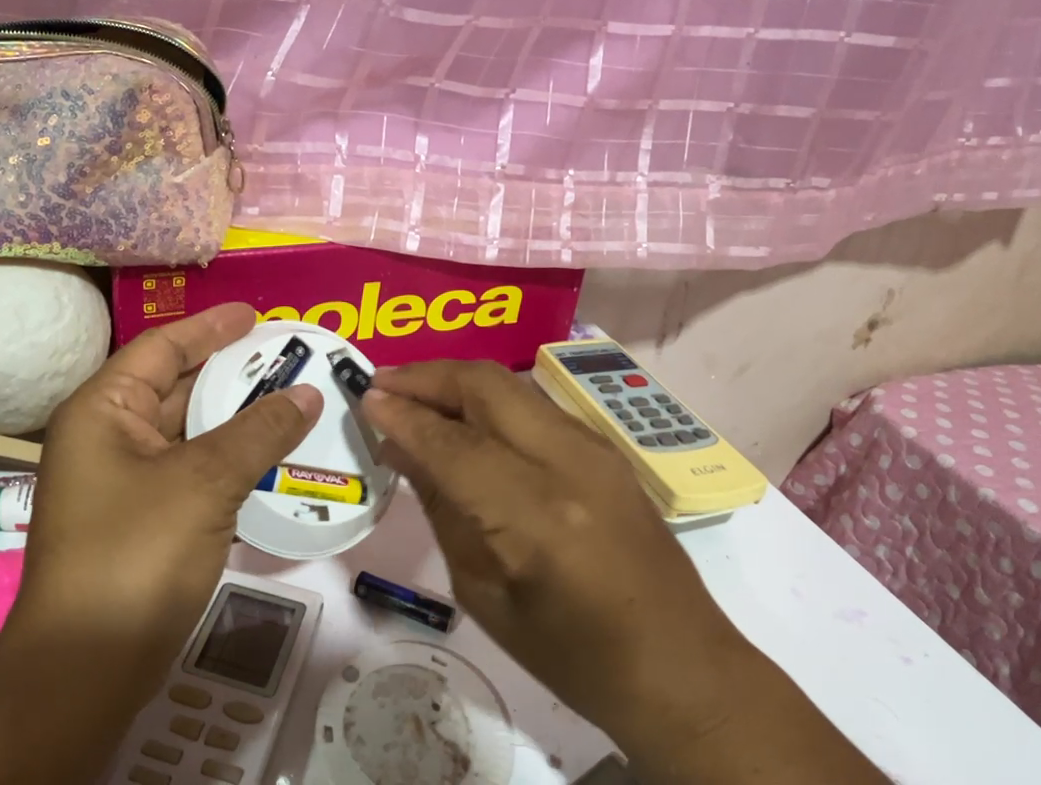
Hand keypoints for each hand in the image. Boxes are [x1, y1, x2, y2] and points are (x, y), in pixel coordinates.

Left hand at [0, 303, 321, 784]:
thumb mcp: (203, 482)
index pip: (161, 348)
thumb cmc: (134, 555)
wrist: (85, 669)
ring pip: (187, 433)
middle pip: (175, 386)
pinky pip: (193, 472)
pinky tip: (273, 457)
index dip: (210, 327)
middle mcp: (107, 438)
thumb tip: (309, 392)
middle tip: (288, 357)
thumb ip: (259, 431)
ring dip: (236, 418)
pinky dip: (230, 459)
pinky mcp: (143, 522)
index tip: (257, 315)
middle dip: (230, 372)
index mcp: (103, 411)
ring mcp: (124, 483)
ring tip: (292, 400)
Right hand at [363, 361, 883, 783]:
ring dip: (456, 382)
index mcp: (537, 516)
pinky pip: (533, 405)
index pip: (452, 442)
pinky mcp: (606, 447)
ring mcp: (595, 447)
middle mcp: (569, 462)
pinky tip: (463, 421)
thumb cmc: (571, 655)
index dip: (402, 415)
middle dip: (426, 376)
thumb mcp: (484, 594)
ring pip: (510, 384)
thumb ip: (443, 509)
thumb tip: (402, 446)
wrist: (677, 663)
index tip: (364, 401)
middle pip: (484, 385)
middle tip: (382, 385)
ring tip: (413, 397)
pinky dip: (489, 401)